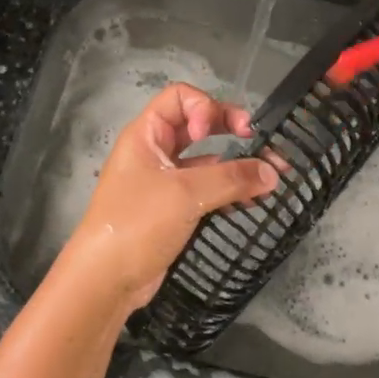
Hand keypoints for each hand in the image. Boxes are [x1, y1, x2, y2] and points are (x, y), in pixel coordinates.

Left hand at [58, 83, 279, 310]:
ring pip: (204, 160)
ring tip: (267, 175)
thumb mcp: (186, 194)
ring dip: (234, 163)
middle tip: (257, 138)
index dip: (204, 107)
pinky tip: (250, 200)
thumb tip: (273, 172)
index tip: (216, 134)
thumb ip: (232, 179)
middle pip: (196, 124)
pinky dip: (227, 190)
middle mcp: (153, 152)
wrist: (105, 280)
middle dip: (228, 127)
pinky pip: (204, 189)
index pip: (179, 97)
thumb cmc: (138, 223)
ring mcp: (162, 181)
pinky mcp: (171, 209)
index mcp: (145, 134)